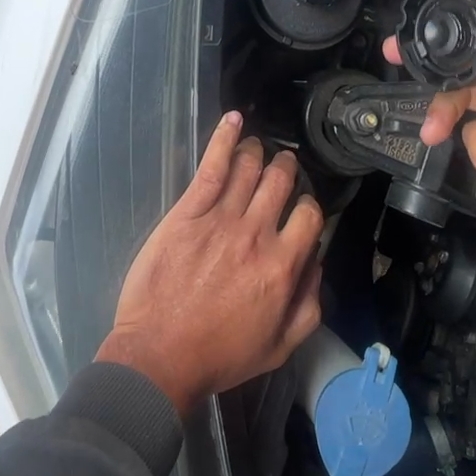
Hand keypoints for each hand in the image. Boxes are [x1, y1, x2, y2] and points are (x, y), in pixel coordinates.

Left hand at [96, 112, 324, 415]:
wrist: (159, 355)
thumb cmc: (219, 355)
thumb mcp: (279, 346)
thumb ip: (308, 304)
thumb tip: (316, 263)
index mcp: (282, 266)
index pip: (310, 215)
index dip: (309, 207)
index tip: (300, 209)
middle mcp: (256, 234)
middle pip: (281, 182)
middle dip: (286, 169)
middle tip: (282, 167)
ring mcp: (220, 219)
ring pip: (249, 168)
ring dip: (258, 152)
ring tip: (258, 148)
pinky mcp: (187, 212)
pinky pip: (211, 166)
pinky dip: (225, 138)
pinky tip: (234, 120)